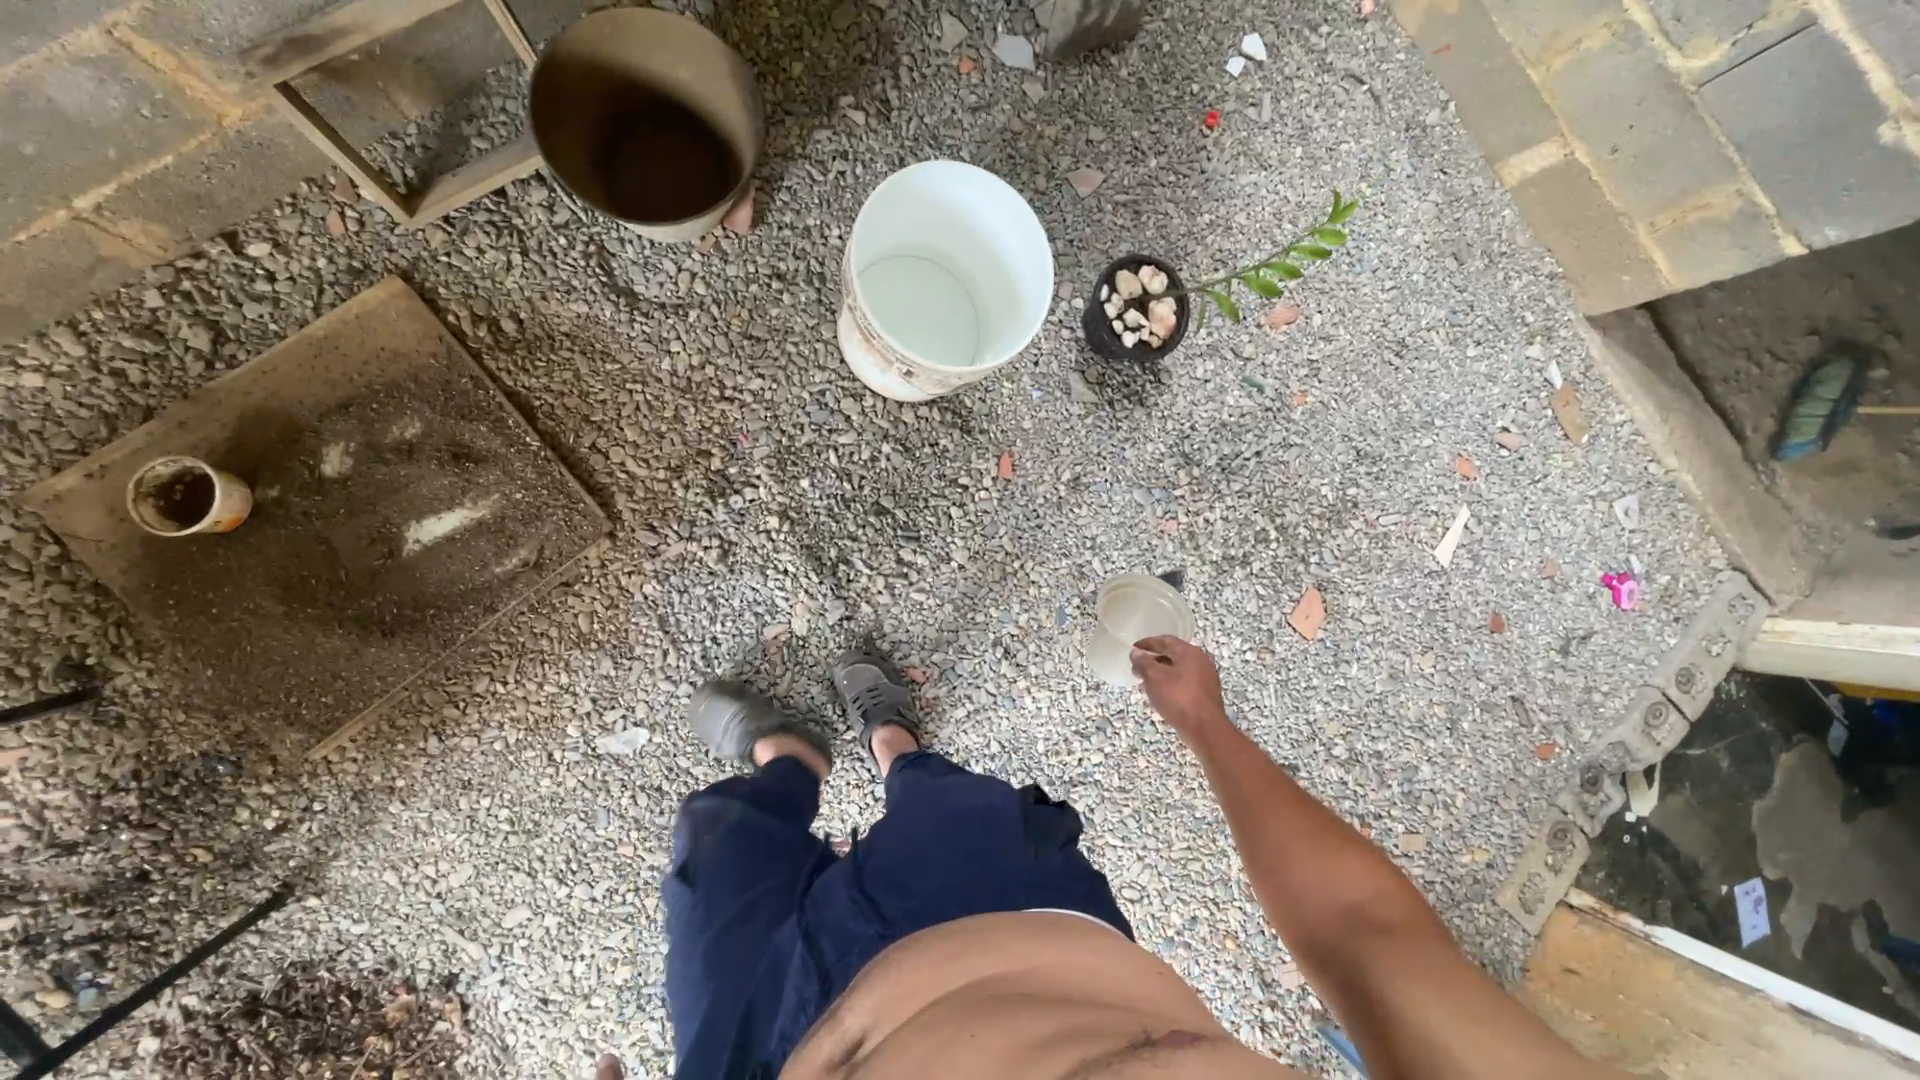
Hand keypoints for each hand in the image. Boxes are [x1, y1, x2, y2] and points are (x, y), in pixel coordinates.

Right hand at [1130, 636, 1229, 740]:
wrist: (1204, 728)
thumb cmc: (1178, 697)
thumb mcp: (1154, 677)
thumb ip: (1143, 662)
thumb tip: (1136, 653)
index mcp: (1190, 653)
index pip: (1166, 640)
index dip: (1147, 643)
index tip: (1133, 648)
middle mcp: (1201, 662)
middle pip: (1173, 655)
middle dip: (1153, 660)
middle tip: (1136, 668)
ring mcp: (1205, 679)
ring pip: (1178, 671)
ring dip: (1160, 674)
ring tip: (1144, 683)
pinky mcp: (1205, 695)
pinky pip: (1184, 683)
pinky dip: (1169, 684)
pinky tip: (1159, 695)